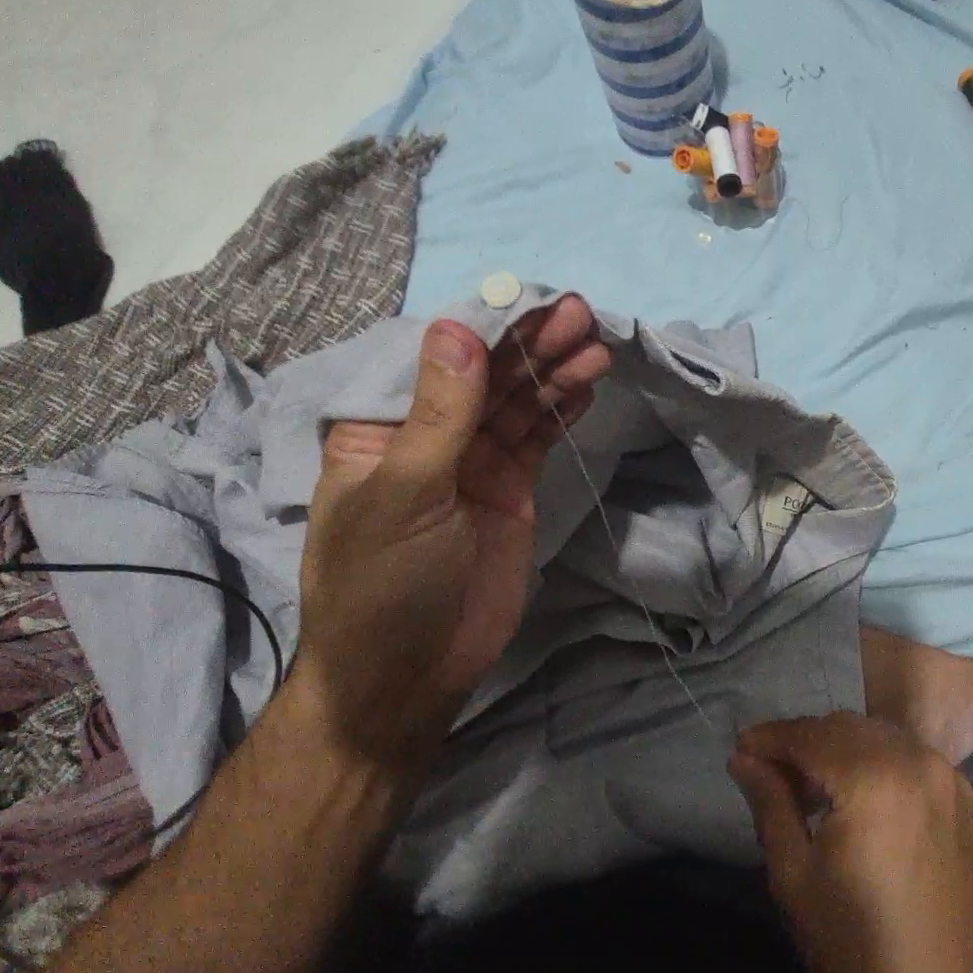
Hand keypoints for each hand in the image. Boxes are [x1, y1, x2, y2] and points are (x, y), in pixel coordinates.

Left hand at [296, 297, 609, 765]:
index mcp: (378, 427)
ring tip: (594, 343)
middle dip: (529, 343)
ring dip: (552, 371)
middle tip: (579, 314)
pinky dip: (559, 410)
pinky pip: (536, 438)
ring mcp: (472, 464)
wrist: (410, 672)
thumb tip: (457, 328)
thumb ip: (437, 414)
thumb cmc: (382, 584)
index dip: (483, 326)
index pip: (433, 358)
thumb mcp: (403, 495)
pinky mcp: (510, 492)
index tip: (531, 300)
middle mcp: (427, 436)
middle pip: (483, 373)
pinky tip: (585, 384)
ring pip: (516, 402)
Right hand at [729, 713, 972, 972]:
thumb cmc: (856, 945)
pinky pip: (909, 757)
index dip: (768, 737)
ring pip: (879, 737)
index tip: (739, 749)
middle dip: (803, 740)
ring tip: (807, 786)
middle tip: (767, 771)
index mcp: (876, 777)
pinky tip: (855, 797)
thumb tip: (742, 758)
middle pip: (846, 727)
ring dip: (840, 748)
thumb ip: (770, 804)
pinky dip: (875, 761)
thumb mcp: (795, 878)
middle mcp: (918, 761)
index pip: (810, 734)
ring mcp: (948, 778)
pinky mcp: (963, 800)